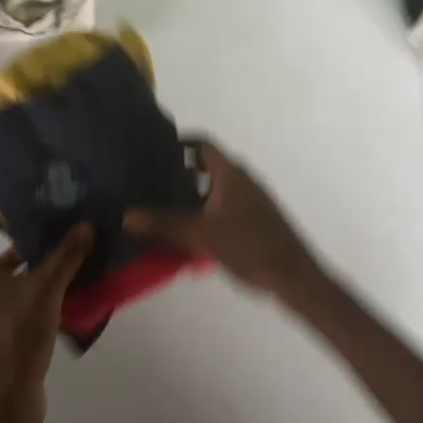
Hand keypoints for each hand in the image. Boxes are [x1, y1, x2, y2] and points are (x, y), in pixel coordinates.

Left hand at [0, 215, 92, 404]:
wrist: (11, 392)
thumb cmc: (19, 331)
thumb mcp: (46, 288)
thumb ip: (65, 256)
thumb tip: (85, 224)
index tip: (6, 218)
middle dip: (17, 250)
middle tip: (45, 241)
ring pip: (6, 285)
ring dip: (29, 274)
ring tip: (60, 267)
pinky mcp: (5, 337)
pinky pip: (17, 306)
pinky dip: (35, 297)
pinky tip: (62, 299)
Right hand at [124, 139, 327, 306]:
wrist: (296, 279)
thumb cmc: (249, 246)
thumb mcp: (200, 235)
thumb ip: (163, 224)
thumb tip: (126, 215)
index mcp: (231, 173)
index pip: (202, 144)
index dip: (179, 143)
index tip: (155, 150)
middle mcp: (244, 180)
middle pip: (208, 167)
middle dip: (181, 174)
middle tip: (154, 183)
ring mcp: (254, 201)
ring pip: (217, 190)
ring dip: (194, 197)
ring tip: (168, 210)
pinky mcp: (259, 221)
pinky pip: (226, 207)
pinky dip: (208, 213)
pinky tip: (194, 236)